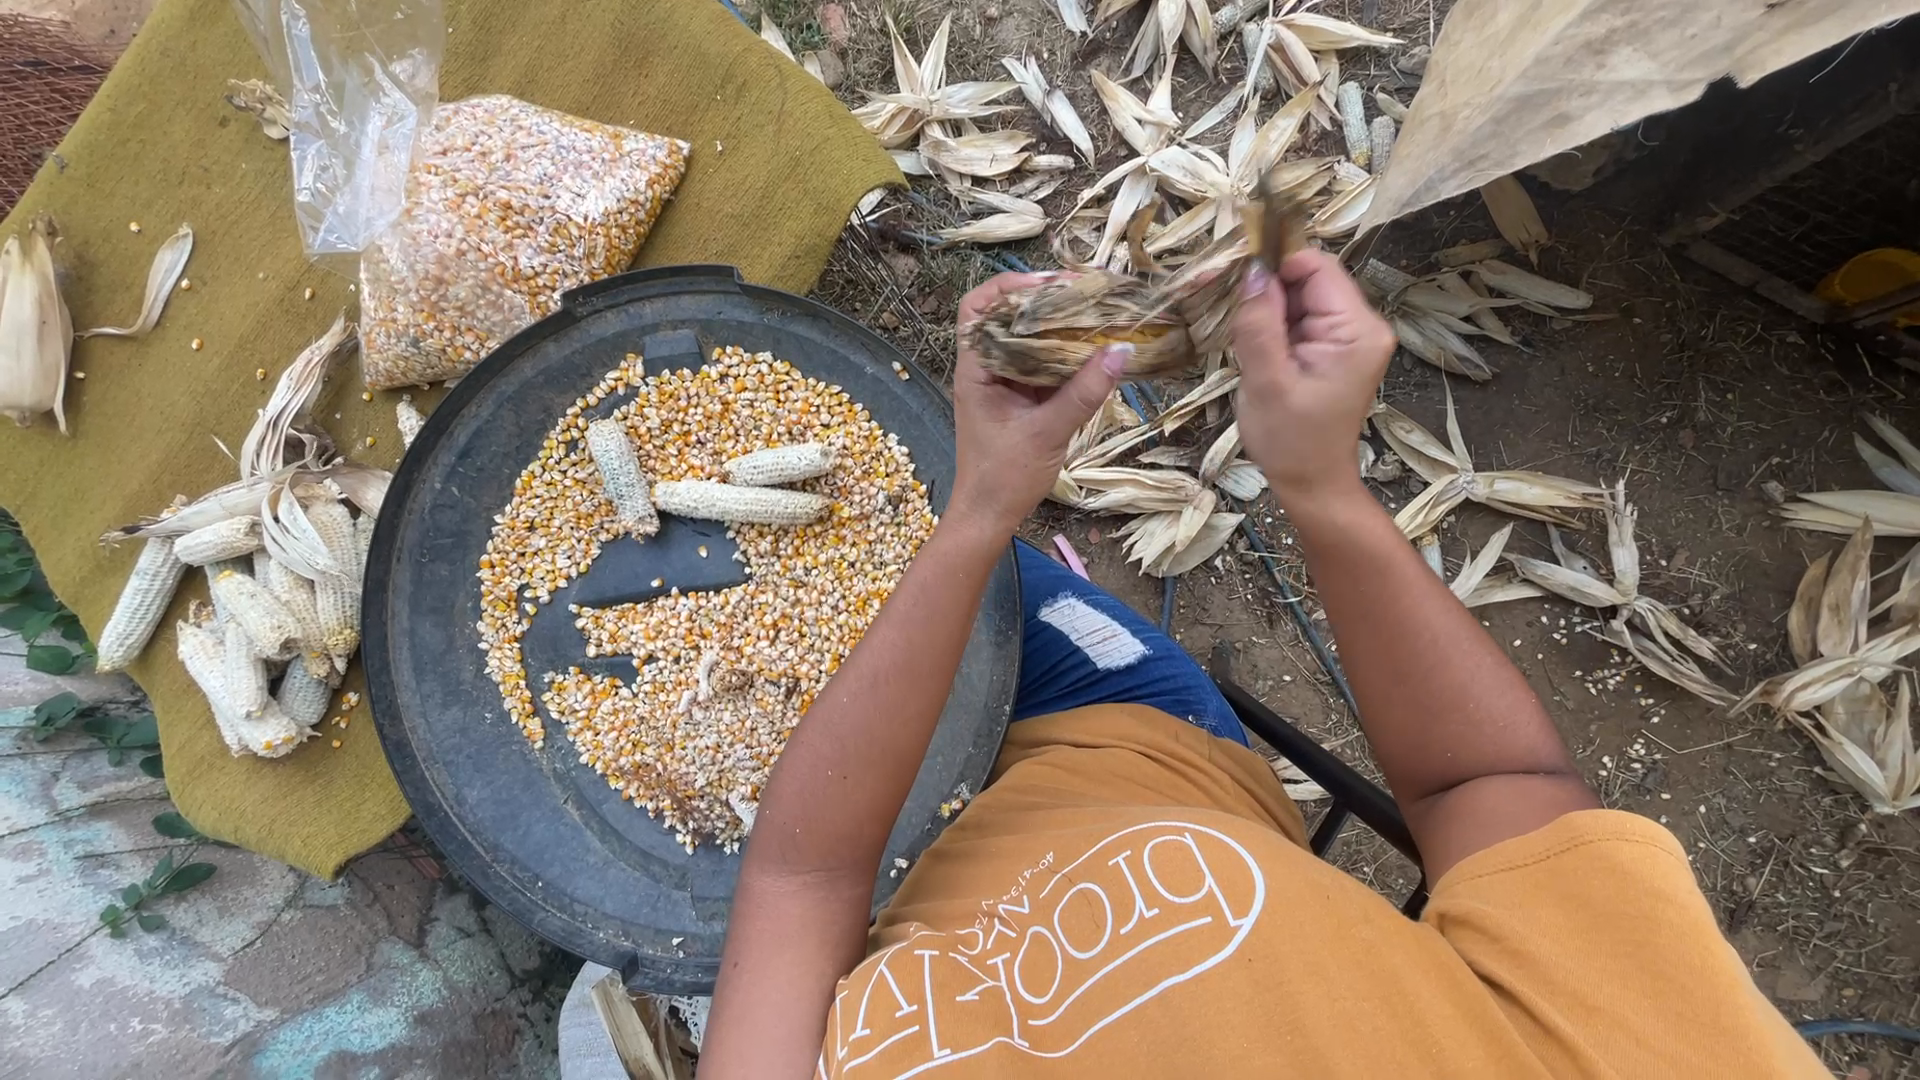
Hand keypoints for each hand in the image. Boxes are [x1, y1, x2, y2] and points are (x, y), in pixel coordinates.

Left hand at [949, 272, 1127, 535]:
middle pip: (1010, 317)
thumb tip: (1122, 350)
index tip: (1055, 285)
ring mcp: (1003, 384)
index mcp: (976, 369)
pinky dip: (1065, 355)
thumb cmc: (1004, 478)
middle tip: (1090, 293)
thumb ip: (1084, 393)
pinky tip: (1094, 350)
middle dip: (1048, 301)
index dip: (1013, 286)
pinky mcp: (1020, 400)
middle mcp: (986, 368)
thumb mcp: (1048, 433)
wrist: (989, 517)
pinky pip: (1042, 366)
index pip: (980, 307)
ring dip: (1060, 327)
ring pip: (1029, 340)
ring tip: (1098, 314)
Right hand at [1231, 249, 1395, 504]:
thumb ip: (1259, 325)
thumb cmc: (1290, 441)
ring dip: (1265, 315)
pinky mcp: (1331, 350)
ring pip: (1297, 301)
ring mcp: (1347, 338)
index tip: (1234, 283)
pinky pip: (1297, 322)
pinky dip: (1271, 331)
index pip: (1317, 268)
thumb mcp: (1266, 383)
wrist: (1310, 483)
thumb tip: (1251, 271)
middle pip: (1307, 282)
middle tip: (1233, 324)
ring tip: (1245, 349)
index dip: (1275, 267)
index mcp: (1356, 330)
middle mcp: (1361, 326)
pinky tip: (1256, 355)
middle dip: (1266, 294)